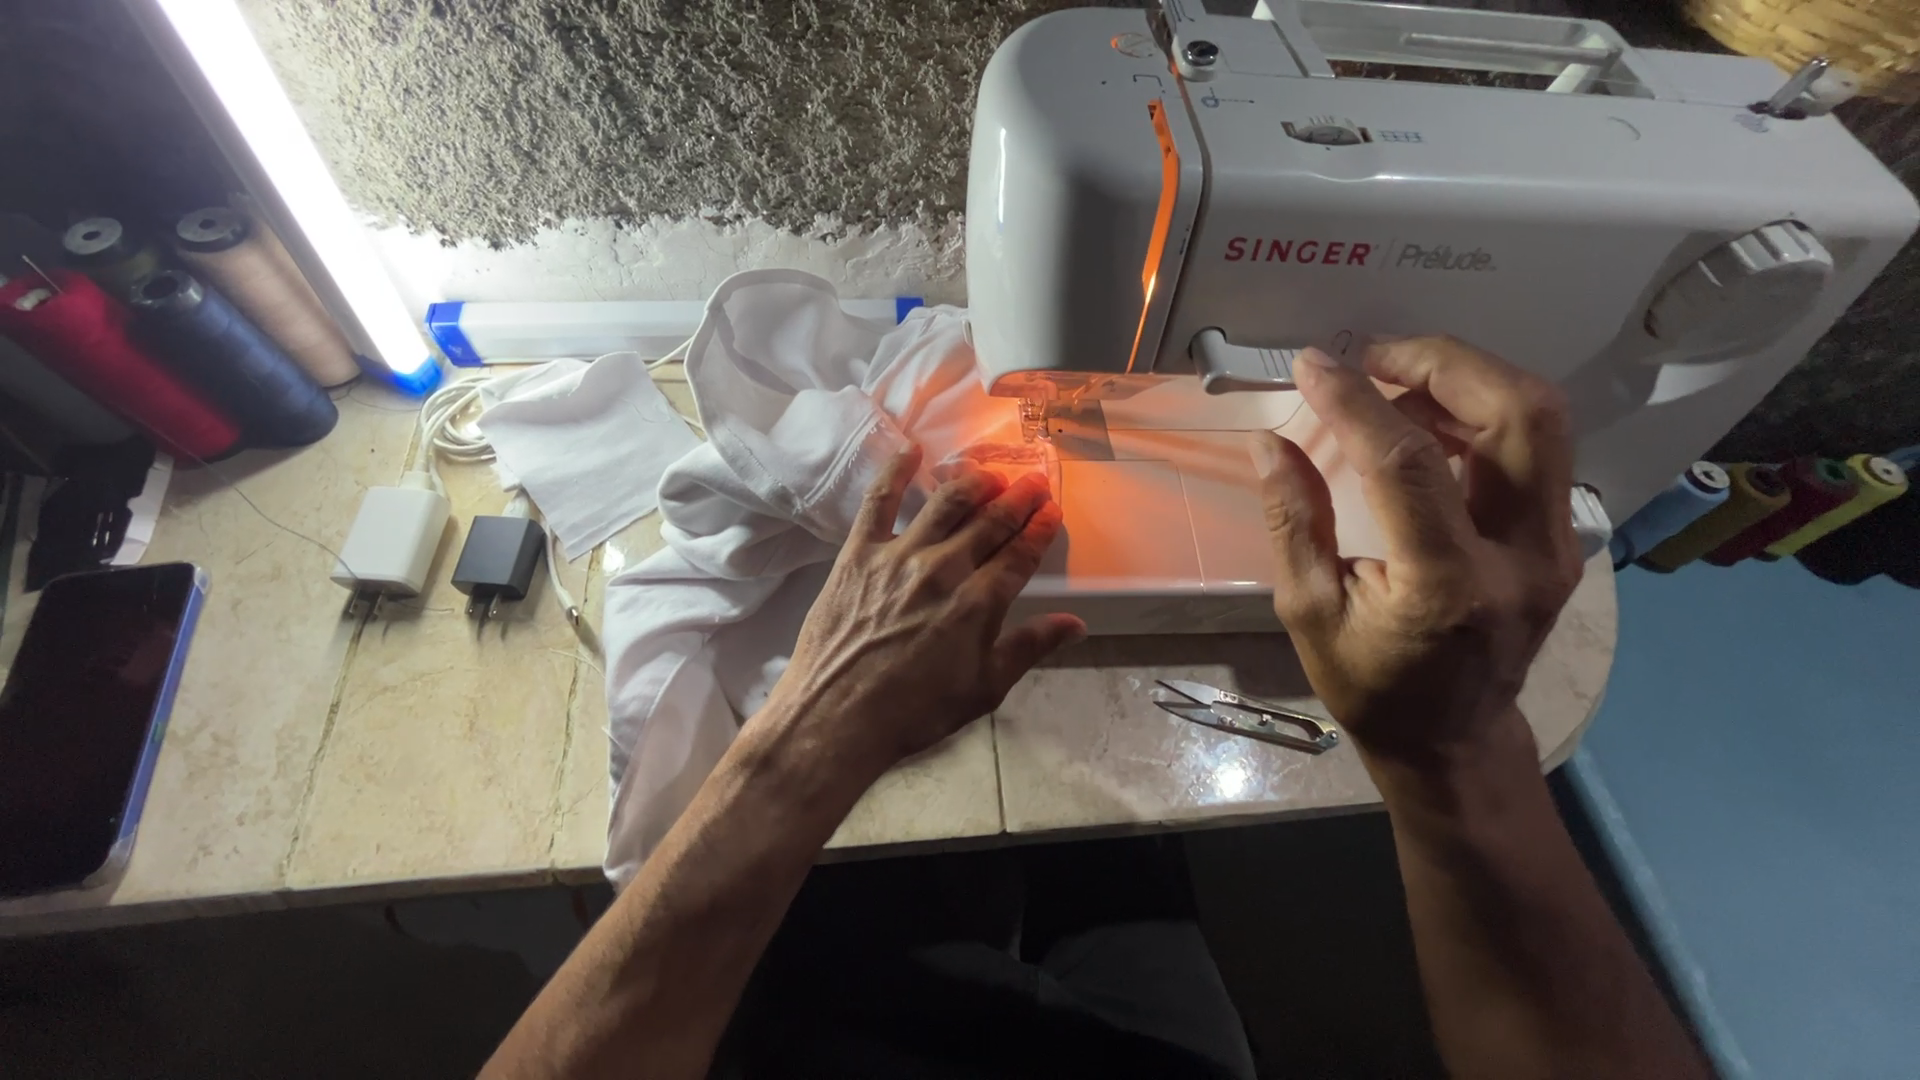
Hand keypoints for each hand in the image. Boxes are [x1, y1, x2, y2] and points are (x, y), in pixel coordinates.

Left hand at [768, 445, 1086, 779]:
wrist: (836, 717)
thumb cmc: (914, 711)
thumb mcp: (984, 689)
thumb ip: (1029, 647)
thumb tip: (1076, 624)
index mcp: (978, 603)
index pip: (1020, 553)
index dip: (1040, 528)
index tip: (1052, 510)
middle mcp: (944, 568)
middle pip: (990, 521)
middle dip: (1018, 498)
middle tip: (1033, 481)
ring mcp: (899, 555)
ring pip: (945, 503)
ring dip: (973, 482)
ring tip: (989, 473)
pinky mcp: (858, 552)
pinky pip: (878, 500)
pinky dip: (896, 470)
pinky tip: (912, 450)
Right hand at [1249, 337, 1582, 767]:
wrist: (1450, 739)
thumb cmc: (1367, 684)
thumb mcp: (1308, 611)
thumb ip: (1294, 520)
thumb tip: (1271, 442)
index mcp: (1445, 584)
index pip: (1407, 463)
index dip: (1356, 401)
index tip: (1312, 365)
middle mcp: (1522, 555)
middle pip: (1516, 414)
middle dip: (1441, 363)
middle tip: (1372, 354)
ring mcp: (1556, 545)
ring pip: (1540, 420)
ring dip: (1467, 379)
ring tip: (1393, 380)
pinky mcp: (1561, 539)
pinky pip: (1535, 447)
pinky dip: (1480, 412)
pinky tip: (1425, 418)